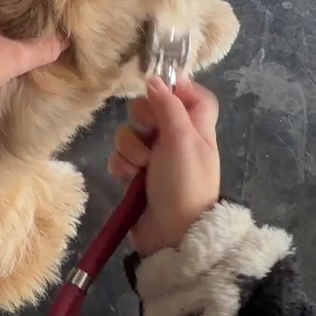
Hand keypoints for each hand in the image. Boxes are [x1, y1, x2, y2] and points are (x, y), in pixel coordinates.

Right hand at [108, 78, 220, 252]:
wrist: (173, 236)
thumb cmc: (185, 184)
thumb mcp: (182, 139)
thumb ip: (168, 106)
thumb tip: (155, 79)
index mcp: (196, 127)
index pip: (191, 94)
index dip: (175, 88)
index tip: (157, 89)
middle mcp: (175, 138)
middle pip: (151, 108)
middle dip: (142, 119)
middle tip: (150, 134)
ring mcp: (153, 158)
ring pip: (129, 133)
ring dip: (130, 148)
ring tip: (142, 167)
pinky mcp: (134, 175)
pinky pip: (118, 157)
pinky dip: (122, 167)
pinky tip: (130, 180)